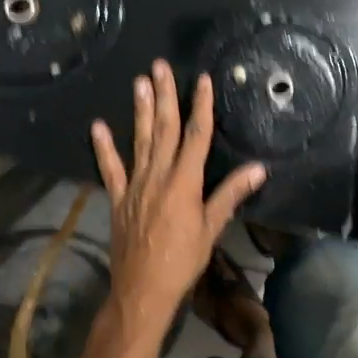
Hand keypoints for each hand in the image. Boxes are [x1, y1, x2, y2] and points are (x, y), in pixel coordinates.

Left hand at [89, 60, 265, 335]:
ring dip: (140, 111)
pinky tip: (98, 127)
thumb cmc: (183, 260)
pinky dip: (104, 148)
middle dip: (165, 96)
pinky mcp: (119, 199)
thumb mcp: (212, 228)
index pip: (196, 135)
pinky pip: (111, 169)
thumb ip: (231, 194)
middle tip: (160, 67)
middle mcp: (158, 176)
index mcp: (184, 181)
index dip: (200, 106)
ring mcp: (135, 186)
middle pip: (164, 129)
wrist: (141, 291)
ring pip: (140, 141)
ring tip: (139, 83)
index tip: (202, 80)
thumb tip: (259, 168)